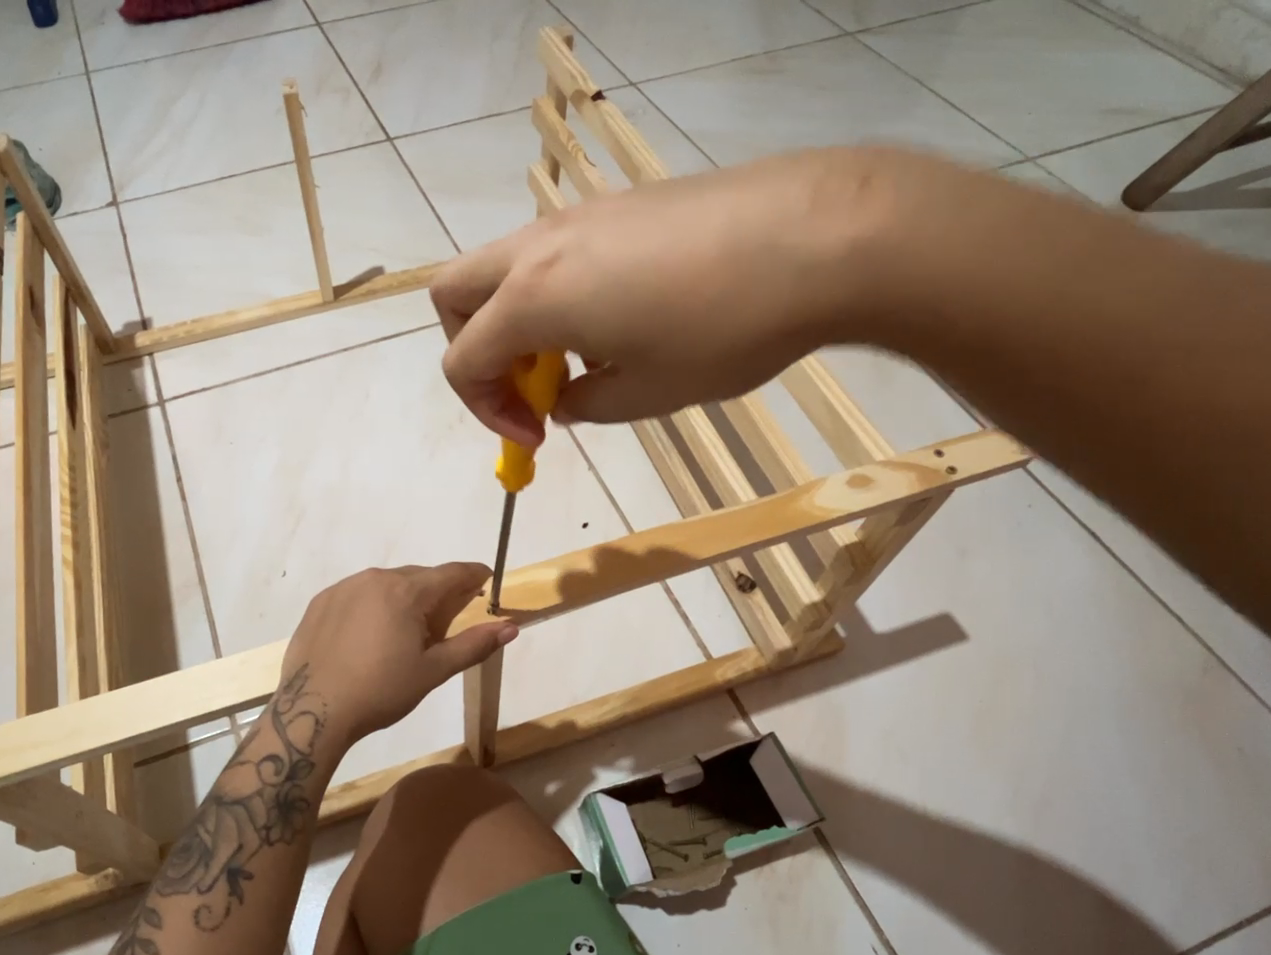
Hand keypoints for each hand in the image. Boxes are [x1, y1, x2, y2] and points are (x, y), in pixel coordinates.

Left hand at [280, 564, 517, 738]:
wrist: (312, 711)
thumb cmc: (381, 691)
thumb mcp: (433, 671)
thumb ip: (473, 645)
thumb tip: (510, 627)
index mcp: (406, 591)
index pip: (451, 573)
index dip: (474, 576)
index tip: (488, 582)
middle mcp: (374, 578)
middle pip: (419, 577)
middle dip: (438, 593)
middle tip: (446, 623)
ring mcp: (342, 588)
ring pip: (386, 584)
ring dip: (403, 599)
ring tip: (405, 634)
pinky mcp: (319, 603)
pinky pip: (357, 594)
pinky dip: (373, 606)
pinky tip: (370, 637)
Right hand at [433, 147, 903, 444]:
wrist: (816, 236)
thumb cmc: (722, 331)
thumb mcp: (645, 395)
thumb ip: (584, 404)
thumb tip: (562, 398)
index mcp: (532, 299)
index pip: (462, 358)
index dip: (485, 409)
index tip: (537, 433)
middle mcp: (537, 249)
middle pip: (454, 295)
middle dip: (474, 350)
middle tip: (530, 385)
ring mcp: (577, 217)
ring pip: (503, 268)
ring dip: (516, 320)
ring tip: (583, 356)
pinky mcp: (616, 205)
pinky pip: (553, 252)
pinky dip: (555, 292)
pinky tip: (622, 317)